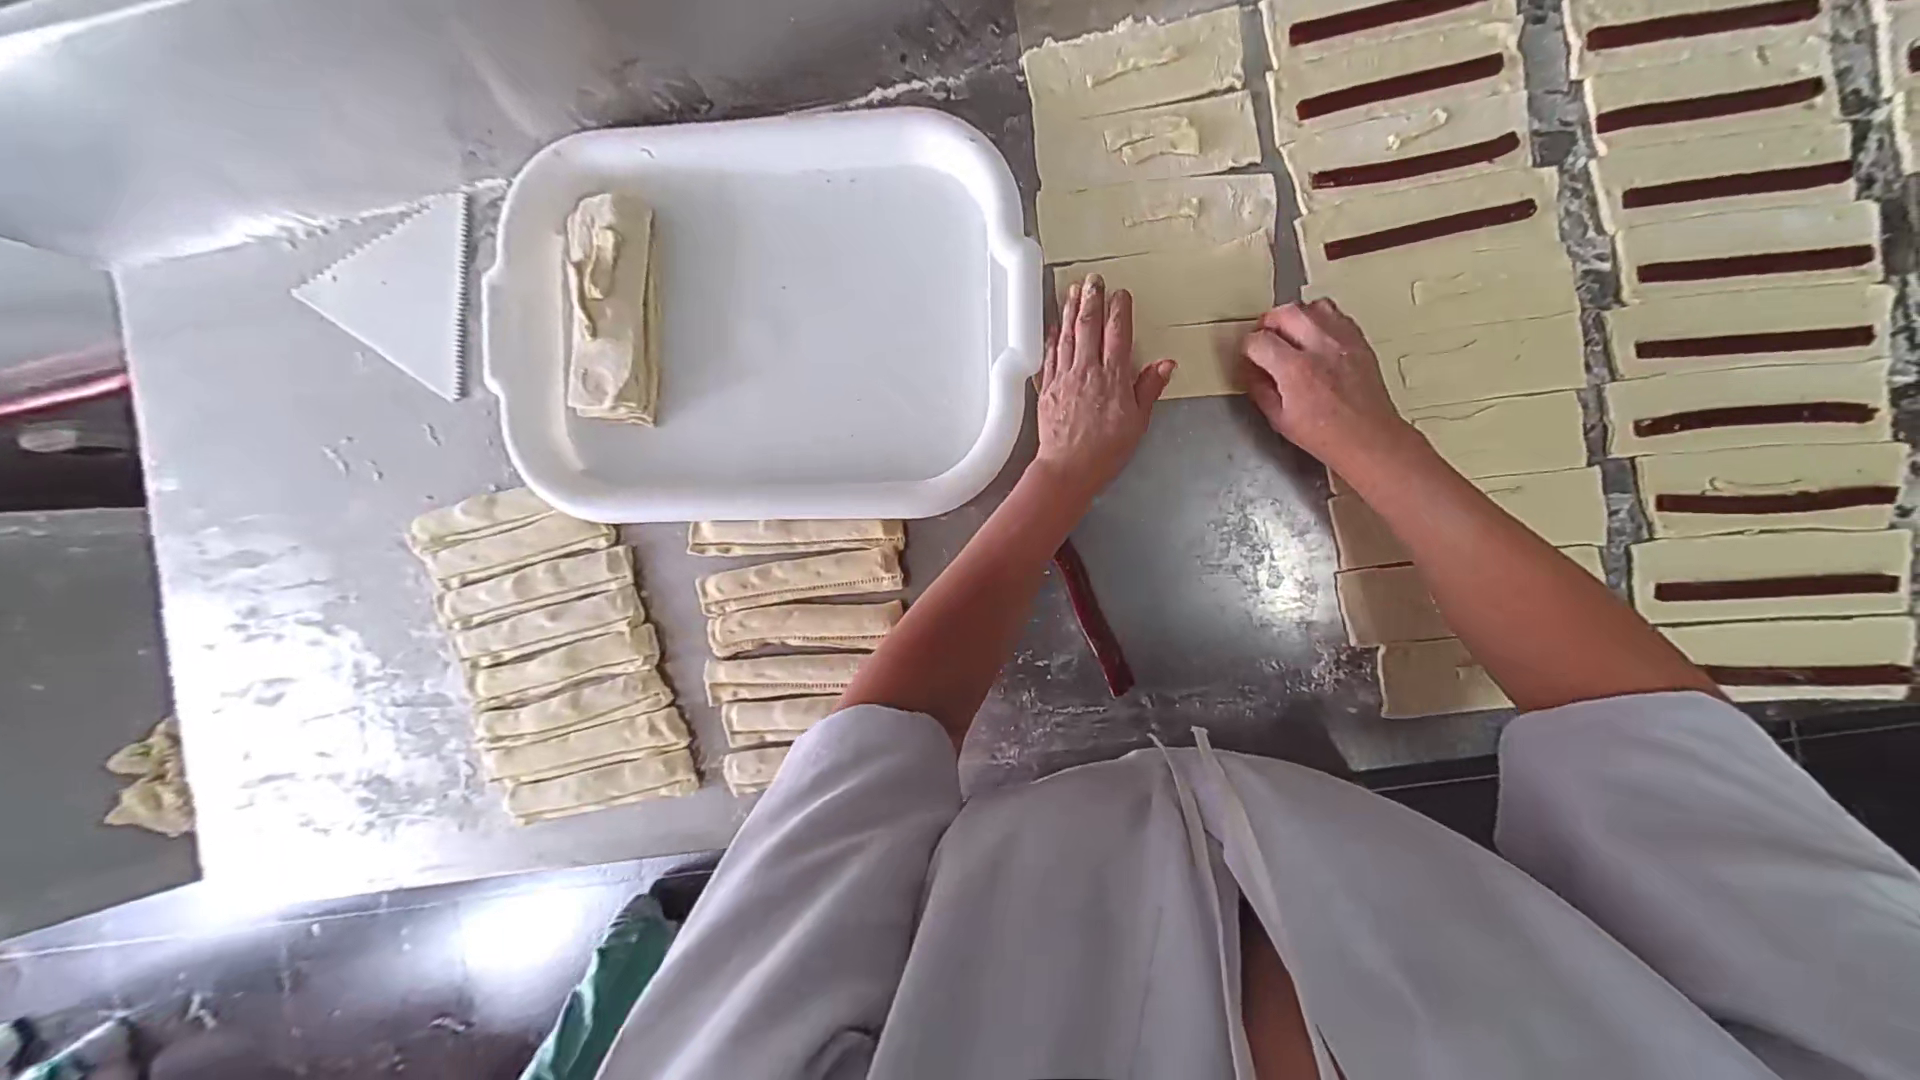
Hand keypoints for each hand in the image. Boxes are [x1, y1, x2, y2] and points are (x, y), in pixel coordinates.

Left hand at [1034, 275, 1174, 501]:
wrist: (1067, 469)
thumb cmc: (1105, 451)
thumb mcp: (1137, 423)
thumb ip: (1148, 389)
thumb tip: (1165, 364)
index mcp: (1113, 377)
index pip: (1118, 333)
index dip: (1119, 309)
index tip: (1120, 293)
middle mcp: (1087, 372)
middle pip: (1089, 326)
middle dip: (1092, 299)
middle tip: (1093, 279)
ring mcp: (1063, 379)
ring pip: (1066, 336)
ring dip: (1069, 311)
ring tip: (1072, 291)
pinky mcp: (1046, 389)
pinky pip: (1049, 356)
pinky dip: (1051, 338)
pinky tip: (1053, 327)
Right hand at [1240, 299, 1418, 471]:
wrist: (1366, 437)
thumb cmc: (1326, 434)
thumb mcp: (1278, 418)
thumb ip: (1259, 389)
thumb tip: (1250, 370)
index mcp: (1296, 370)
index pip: (1259, 340)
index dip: (1247, 346)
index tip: (1247, 354)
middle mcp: (1321, 348)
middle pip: (1286, 312)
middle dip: (1268, 322)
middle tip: (1263, 336)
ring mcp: (1344, 342)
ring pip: (1313, 306)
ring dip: (1296, 316)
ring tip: (1289, 333)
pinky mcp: (1359, 342)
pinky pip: (1337, 315)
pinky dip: (1321, 320)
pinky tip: (1314, 337)